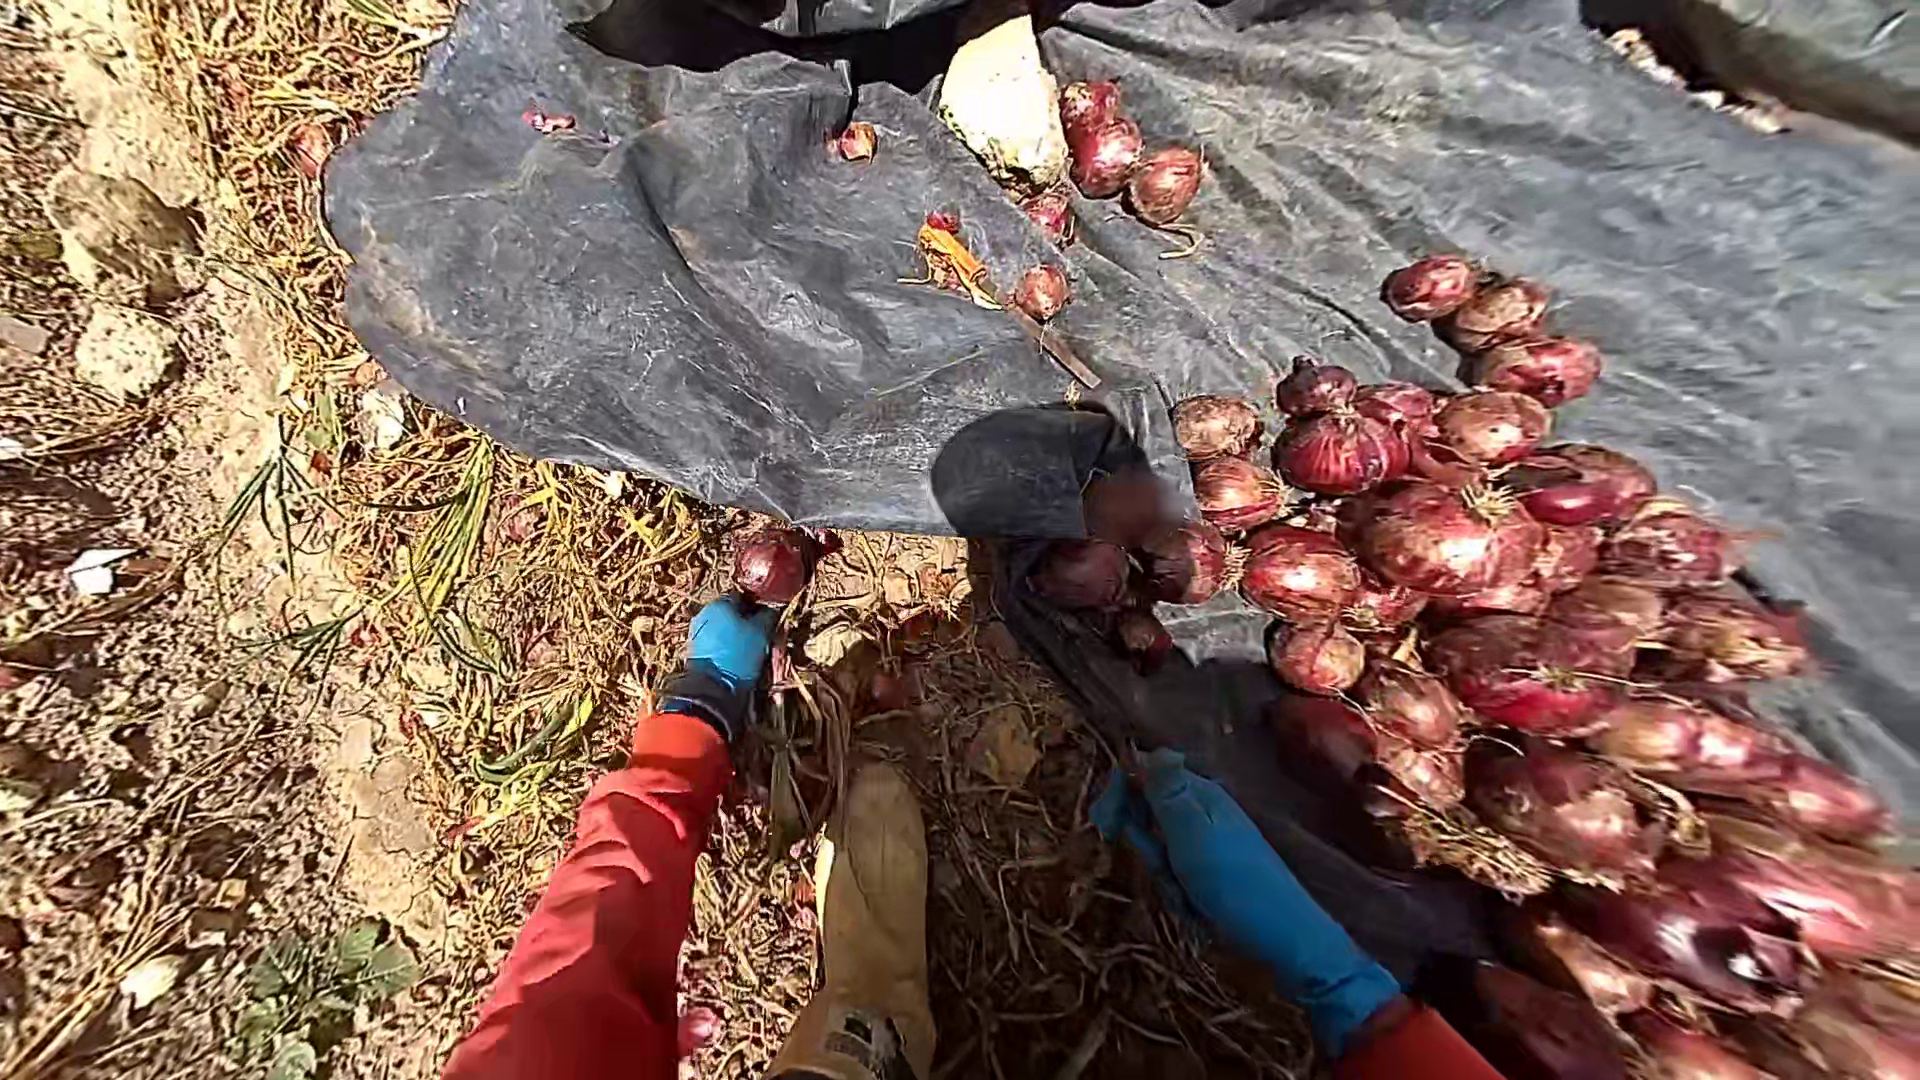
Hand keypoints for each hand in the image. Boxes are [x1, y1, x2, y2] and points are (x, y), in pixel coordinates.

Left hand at [685, 594, 777, 692]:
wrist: (712, 690)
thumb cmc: (738, 654)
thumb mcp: (762, 632)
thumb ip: (768, 616)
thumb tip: (772, 609)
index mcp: (718, 604)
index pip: (743, 595)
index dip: (759, 604)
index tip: (769, 615)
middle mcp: (703, 615)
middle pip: (731, 613)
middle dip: (747, 621)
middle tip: (763, 632)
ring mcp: (697, 635)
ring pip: (724, 629)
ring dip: (738, 636)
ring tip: (754, 648)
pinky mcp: (695, 653)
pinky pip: (717, 644)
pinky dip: (728, 648)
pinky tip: (741, 658)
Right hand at [1092, 749, 1400, 1053]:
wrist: (1289, 943)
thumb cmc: (1235, 882)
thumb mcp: (1192, 831)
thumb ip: (1166, 789)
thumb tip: (1150, 745)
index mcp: (1196, 791)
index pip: (1141, 772)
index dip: (1119, 793)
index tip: (1104, 823)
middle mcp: (1198, 810)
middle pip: (1145, 812)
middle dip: (1145, 844)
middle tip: (1162, 867)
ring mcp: (1204, 843)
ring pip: (1157, 848)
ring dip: (1162, 874)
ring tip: (1186, 895)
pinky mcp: (1208, 873)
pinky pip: (1174, 874)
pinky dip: (1178, 892)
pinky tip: (1196, 908)